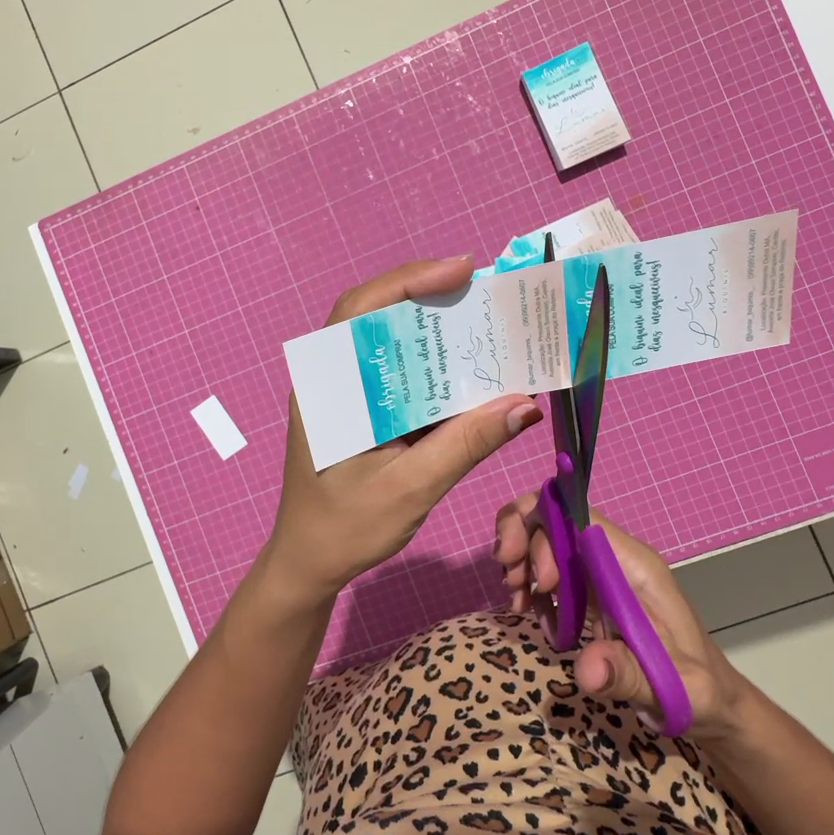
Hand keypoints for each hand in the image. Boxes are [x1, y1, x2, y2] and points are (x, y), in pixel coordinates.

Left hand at [263, 258, 544, 601]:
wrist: (309, 564)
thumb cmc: (345, 528)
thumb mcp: (410, 488)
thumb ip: (464, 444)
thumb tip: (524, 404)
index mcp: (327, 388)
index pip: (359, 309)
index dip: (409, 280)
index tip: (462, 270)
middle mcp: (333, 382)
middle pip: (381, 320)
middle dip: (435, 303)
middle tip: (491, 299)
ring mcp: (347, 398)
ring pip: (395, 350)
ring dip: (440, 340)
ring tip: (493, 332)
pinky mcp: (364, 417)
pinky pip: (402, 382)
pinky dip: (437, 377)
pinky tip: (474, 380)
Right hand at [496, 495, 756, 742]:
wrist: (711, 700)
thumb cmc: (699, 690)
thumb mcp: (673, 689)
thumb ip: (629, 675)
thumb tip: (585, 670)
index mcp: (635, 566)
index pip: (580, 518)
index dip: (545, 534)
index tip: (534, 579)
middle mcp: (614, 558)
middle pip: (554, 516)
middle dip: (521, 538)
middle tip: (513, 582)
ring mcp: (599, 572)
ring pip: (545, 536)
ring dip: (520, 559)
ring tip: (519, 600)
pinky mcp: (588, 589)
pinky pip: (547, 567)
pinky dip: (529, 583)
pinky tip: (533, 614)